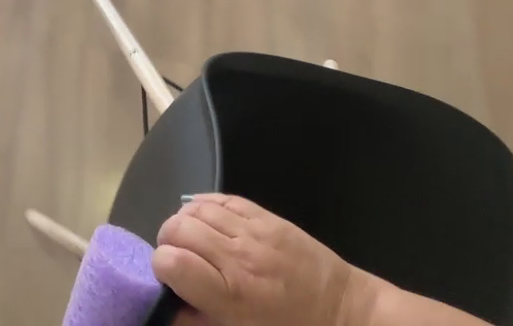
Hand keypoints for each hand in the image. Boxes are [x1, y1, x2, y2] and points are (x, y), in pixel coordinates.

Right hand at [153, 194, 376, 325]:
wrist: (350, 317)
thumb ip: (201, 324)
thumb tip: (169, 310)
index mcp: (233, 296)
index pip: (171, 262)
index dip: (162, 268)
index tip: (170, 280)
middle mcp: (238, 257)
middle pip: (177, 228)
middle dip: (169, 243)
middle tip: (179, 260)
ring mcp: (253, 231)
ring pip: (195, 209)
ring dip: (185, 223)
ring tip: (193, 241)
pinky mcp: (266, 216)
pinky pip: (221, 198)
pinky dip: (205, 207)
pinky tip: (207, 221)